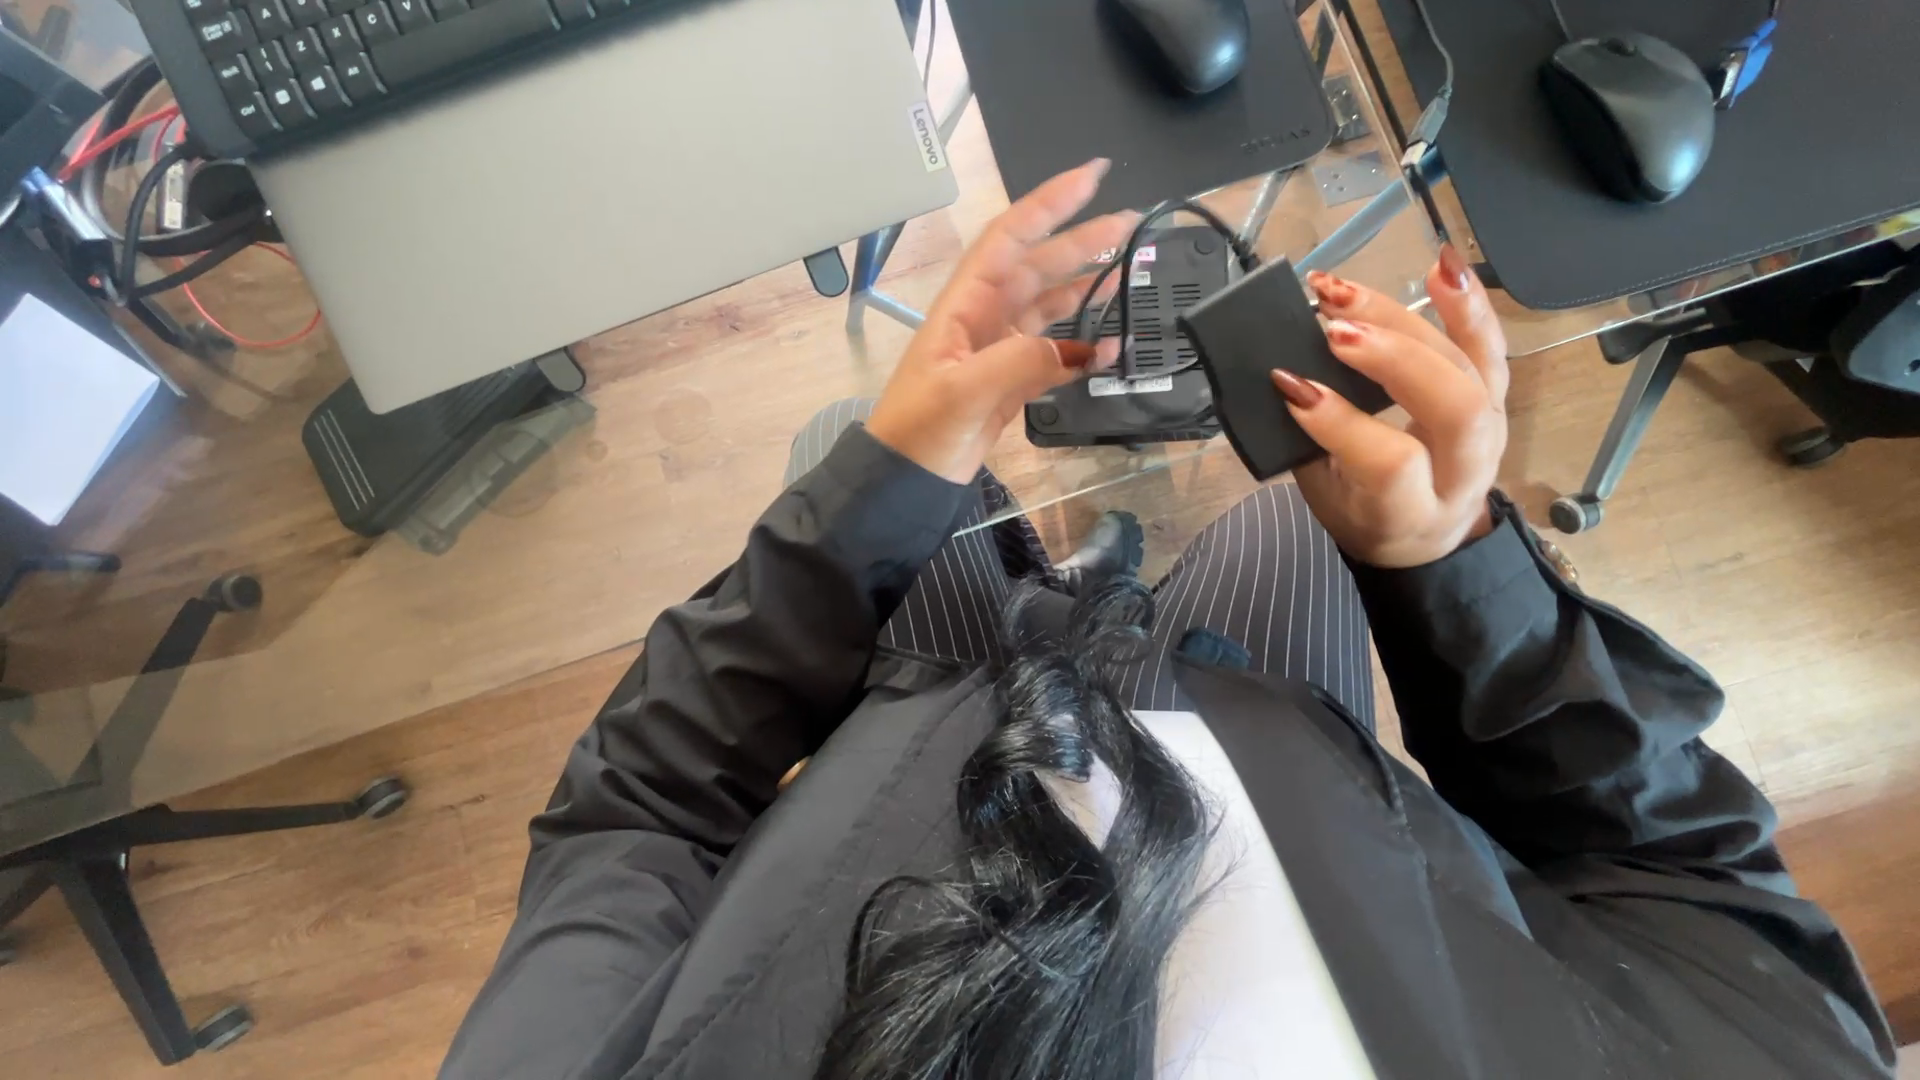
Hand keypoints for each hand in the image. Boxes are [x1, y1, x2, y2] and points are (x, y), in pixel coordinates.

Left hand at [865, 160, 1135, 483]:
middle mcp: (983, 319)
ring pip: (1048, 309)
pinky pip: (1052, 355)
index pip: (1009, 240)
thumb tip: (1077, 348)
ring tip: (1126, 275)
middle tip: (1128, 224)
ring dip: (1084, 291)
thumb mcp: (962, 390)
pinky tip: (1106, 349)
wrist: (907, 478)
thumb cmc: (920, 429)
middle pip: (1037, 268)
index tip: (1092, 178)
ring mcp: (998, 351)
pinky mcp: (1009, 382)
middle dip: (1079, 242)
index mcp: (964, 306)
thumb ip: (1019, 361)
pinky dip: (1079, 351)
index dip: (1049, 204)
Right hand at [1271, 244, 1509, 568]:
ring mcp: (1491, 430)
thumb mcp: (1324, 496)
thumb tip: (1285, 376)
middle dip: (1390, 358)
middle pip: (1451, 404)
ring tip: (1349, 293)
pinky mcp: (1497, 398)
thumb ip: (1309, 442)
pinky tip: (1439, 265)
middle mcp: (1464, 471)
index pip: (1390, 462)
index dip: (1340, 421)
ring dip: (1409, 320)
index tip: (1288, 385)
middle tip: (1331, 331)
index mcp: (1409, 511)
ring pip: (1470, 365)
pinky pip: (1490, 346)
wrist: (1425, 534)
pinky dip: (1465, 302)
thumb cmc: (1362, 516)